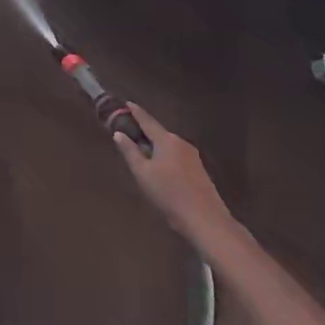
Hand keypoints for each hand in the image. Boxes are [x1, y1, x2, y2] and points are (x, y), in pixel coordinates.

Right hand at [112, 102, 233, 236]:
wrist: (206, 220)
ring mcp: (193, 156)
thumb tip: (119, 134)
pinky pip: (177, 156)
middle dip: (144, 133)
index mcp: (167, 140)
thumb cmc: (169, 194)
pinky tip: (160, 171)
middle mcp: (181, 143)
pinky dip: (165, 157)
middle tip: (129, 135)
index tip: (127, 103)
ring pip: (168, 146)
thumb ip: (130, 152)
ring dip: (155, 147)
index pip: (148, 121)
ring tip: (142, 156)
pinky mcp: (199, 170)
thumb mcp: (143, 174)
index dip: (136, 112)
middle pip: (159, 133)